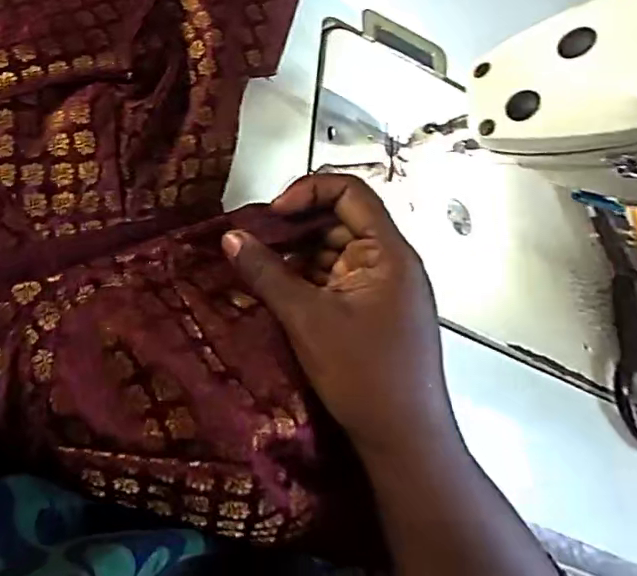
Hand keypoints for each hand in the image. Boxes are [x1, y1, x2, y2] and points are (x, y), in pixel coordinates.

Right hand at [222, 174, 451, 450]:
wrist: (405, 446)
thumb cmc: (367, 378)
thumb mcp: (307, 318)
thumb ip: (266, 271)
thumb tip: (230, 237)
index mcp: (389, 254)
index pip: (351, 192)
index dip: (309, 190)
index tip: (276, 211)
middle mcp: (390, 263)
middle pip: (337, 218)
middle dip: (293, 223)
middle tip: (255, 236)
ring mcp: (380, 288)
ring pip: (330, 247)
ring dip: (294, 250)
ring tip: (257, 261)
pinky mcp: (369, 309)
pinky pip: (330, 274)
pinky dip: (302, 274)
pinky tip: (273, 285)